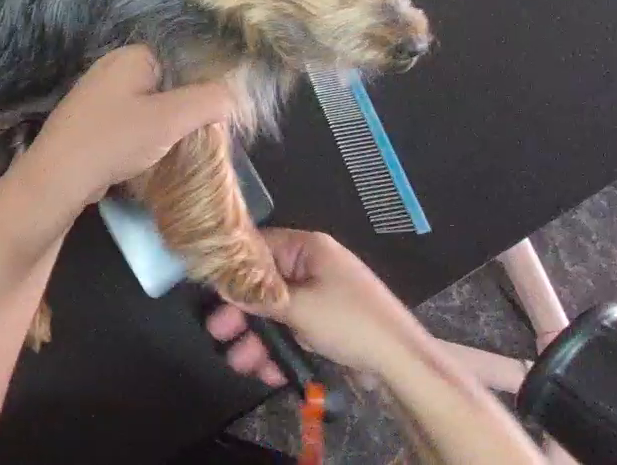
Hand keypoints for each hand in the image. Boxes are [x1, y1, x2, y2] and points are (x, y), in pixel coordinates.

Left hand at [18, 45, 238, 209]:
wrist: (58, 176)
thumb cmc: (115, 138)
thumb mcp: (170, 119)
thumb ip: (207, 101)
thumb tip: (232, 96)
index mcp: (132, 55)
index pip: (182, 60)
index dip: (204, 86)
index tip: (218, 115)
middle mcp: (114, 66)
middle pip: (167, 83)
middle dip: (186, 109)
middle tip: (204, 135)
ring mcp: (101, 94)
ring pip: (150, 105)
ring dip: (167, 126)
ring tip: (182, 148)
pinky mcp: (94, 120)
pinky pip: (132, 121)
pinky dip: (146, 137)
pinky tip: (154, 156)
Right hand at [206, 228, 426, 376]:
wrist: (404, 363)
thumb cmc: (351, 322)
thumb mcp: (299, 307)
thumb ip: (259, 296)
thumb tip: (224, 286)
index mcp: (308, 247)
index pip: (259, 246)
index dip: (234, 269)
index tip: (213, 292)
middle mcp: (313, 264)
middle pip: (266, 283)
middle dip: (243, 313)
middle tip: (219, 332)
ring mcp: (322, 293)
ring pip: (279, 310)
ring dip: (259, 337)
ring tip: (240, 362)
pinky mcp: (329, 320)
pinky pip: (295, 326)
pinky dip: (281, 345)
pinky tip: (268, 371)